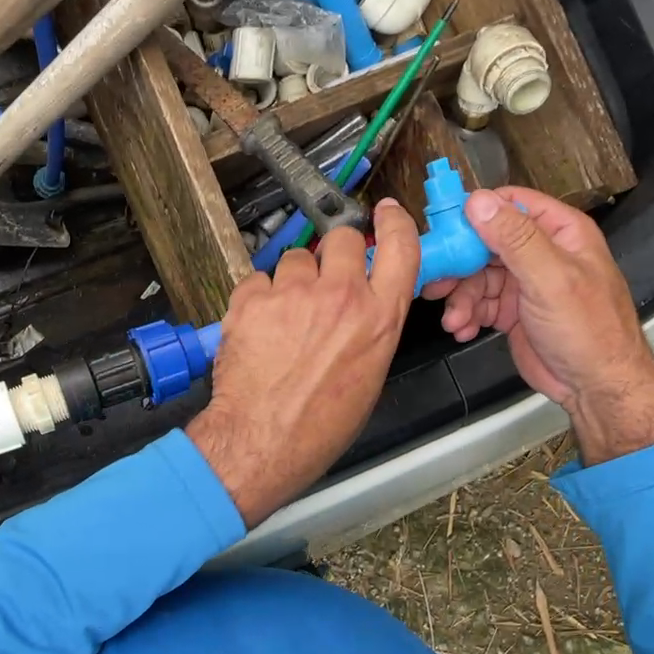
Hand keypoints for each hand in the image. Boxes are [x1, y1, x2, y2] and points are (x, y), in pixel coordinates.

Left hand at [187, 198, 420, 525]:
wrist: (262, 440)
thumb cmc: (316, 425)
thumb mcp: (368, 377)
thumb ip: (369, 330)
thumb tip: (359, 311)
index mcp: (379, 318)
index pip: (401, 247)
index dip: (394, 223)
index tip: (385, 213)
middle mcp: (341, 297)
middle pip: (341, 239)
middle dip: (331, 253)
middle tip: (320, 280)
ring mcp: (294, 295)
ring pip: (293, 258)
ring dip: (289, 279)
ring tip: (282, 318)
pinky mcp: (252, 300)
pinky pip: (256, 279)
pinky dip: (256, 297)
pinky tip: (257, 328)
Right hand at [422, 186, 653, 463]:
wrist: (594, 385)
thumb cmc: (589, 330)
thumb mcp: (549, 278)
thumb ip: (514, 239)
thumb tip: (479, 201)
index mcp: (559, 232)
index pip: (509, 206)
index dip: (474, 215)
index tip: (442, 231)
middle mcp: (540, 253)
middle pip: (483, 244)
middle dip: (457, 267)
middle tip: (436, 285)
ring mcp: (524, 283)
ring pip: (475, 278)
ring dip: (460, 299)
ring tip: (456, 321)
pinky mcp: (512, 311)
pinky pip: (478, 304)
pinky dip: (466, 316)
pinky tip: (463, 330)